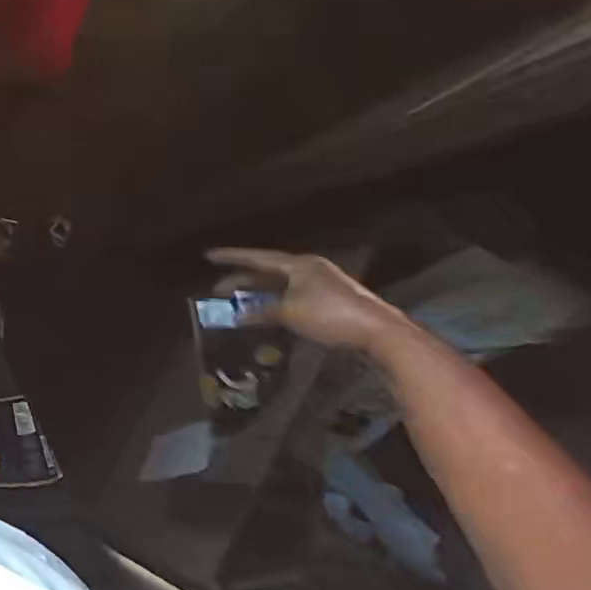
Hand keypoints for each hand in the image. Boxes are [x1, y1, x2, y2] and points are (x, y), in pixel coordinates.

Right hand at [206, 248, 412, 351]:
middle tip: (220, 288)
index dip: (232, 257)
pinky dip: (275, 301)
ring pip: (281, 285)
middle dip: (244, 280)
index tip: (210, 256)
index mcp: (299, 265)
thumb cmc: (331, 315)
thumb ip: (261, 311)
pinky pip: (293, 295)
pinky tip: (267, 311)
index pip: (258, 257)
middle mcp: (310, 269)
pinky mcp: (332, 301)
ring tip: (239, 300)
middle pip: (269, 271)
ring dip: (260, 293)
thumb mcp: (289, 312)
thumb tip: (237, 316)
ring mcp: (323, 284)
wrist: (380, 333)